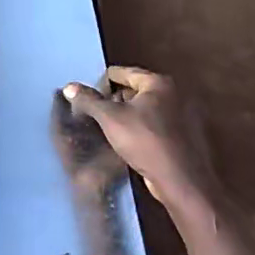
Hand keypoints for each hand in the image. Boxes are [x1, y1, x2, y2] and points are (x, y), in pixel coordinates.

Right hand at [62, 67, 220, 216]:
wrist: (182, 181)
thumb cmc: (146, 142)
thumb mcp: (111, 118)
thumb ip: (89, 100)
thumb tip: (69, 86)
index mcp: (158, 82)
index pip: (124, 72)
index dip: (103, 82)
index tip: (89, 94)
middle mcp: (175, 93)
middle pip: (136, 89)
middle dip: (116, 99)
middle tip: (98, 112)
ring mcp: (183, 115)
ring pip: (147, 108)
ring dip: (129, 115)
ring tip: (110, 127)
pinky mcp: (185, 135)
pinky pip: (156, 124)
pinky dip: (142, 128)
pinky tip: (130, 141)